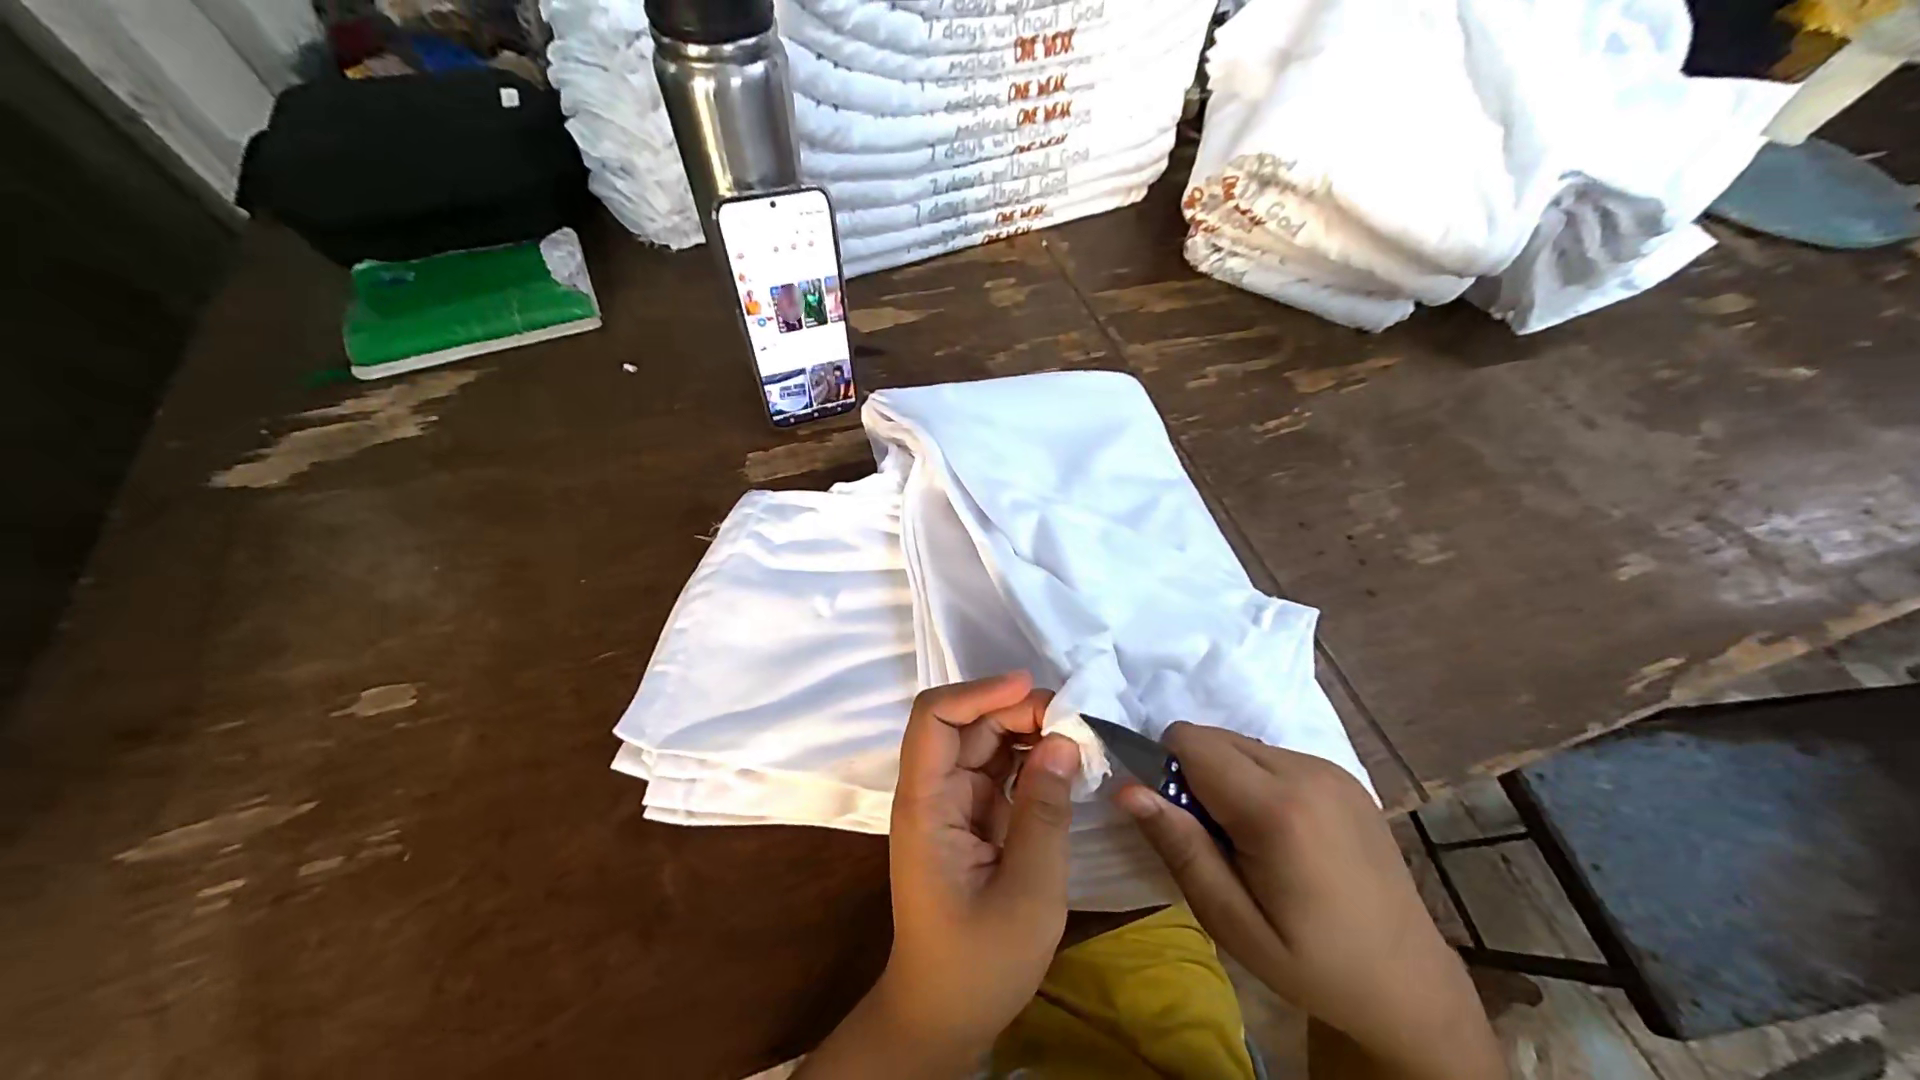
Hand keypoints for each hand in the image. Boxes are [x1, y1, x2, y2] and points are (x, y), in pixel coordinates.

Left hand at [797, 672, 1081, 1078]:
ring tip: (1077, 736)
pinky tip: (1064, 763)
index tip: (1032, 689)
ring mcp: (951, 803)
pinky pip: (999, 770)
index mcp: (926, 803)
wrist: (945, 1013)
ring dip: (1027, 730)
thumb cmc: (980, 962)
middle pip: (966, 724)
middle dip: (1016, 709)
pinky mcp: (972, 816)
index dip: (979, 692)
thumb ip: (1046, 812)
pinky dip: (1031, 759)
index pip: (935, 719)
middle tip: (1074, 719)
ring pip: (984, 742)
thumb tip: (1064, 741)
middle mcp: (932, 792)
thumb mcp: (1028, 892)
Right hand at [1115, 723, 1502, 1079]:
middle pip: (1212, 736)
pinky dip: (1255, 779)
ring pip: (1240, 742)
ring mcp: (1330, 768)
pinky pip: (1272, 754)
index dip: (1164, 769)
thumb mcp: (1231, 921)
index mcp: (1277, 808)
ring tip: (1246, 838)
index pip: (1189, 741)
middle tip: (1210, 838)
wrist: (1408, 982)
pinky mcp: (1343, 774)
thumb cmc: (1311, 963)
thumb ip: (1179, 847)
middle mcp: (1306, 770)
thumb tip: (1127, 789)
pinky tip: (1277, 832)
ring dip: (1224, 776)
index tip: (1175, 819)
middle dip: (1192, 774)